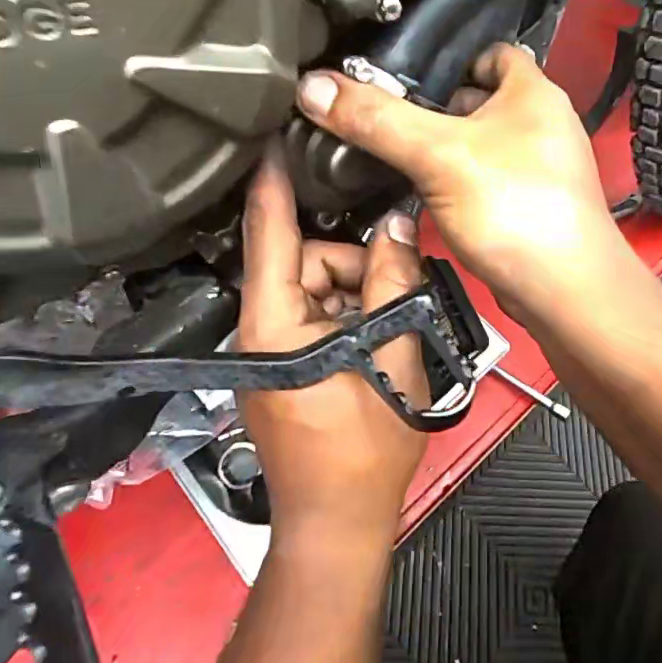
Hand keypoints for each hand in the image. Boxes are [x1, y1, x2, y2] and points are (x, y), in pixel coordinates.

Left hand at [235, 148, 429, 550]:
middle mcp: (262, 330)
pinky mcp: (284, 367)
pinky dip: (350, 320)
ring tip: (392, 337)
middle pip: (309, 263)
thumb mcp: (394, 357)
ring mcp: (271, 351)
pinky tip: (378, 345)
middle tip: (399, 300)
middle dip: (358, 271)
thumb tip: (399, 226)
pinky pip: (317, 318)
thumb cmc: (365, 451)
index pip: (268, 236)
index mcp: (274, 324)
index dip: (272, 185)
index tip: (273, 139)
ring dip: (360, 299)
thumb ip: (395, 285)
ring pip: (319, 290)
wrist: (339, 523)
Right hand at [293, 44, 645, 324]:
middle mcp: (542, 123)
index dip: (446, 59)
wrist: (562, 290)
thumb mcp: (437, 154)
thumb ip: (376, 120)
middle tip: (388, 122)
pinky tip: (429, 196)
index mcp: (533, 91)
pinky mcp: (529, 205)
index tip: (405, 77)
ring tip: (400, 159)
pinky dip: (458, 184)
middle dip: (435, 110)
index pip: (488, 52)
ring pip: (479, 145)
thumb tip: (313, 87)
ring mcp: (539, 168)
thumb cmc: (514, 207)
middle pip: (477, 100)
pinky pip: (485, 180)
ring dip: (445, 151)